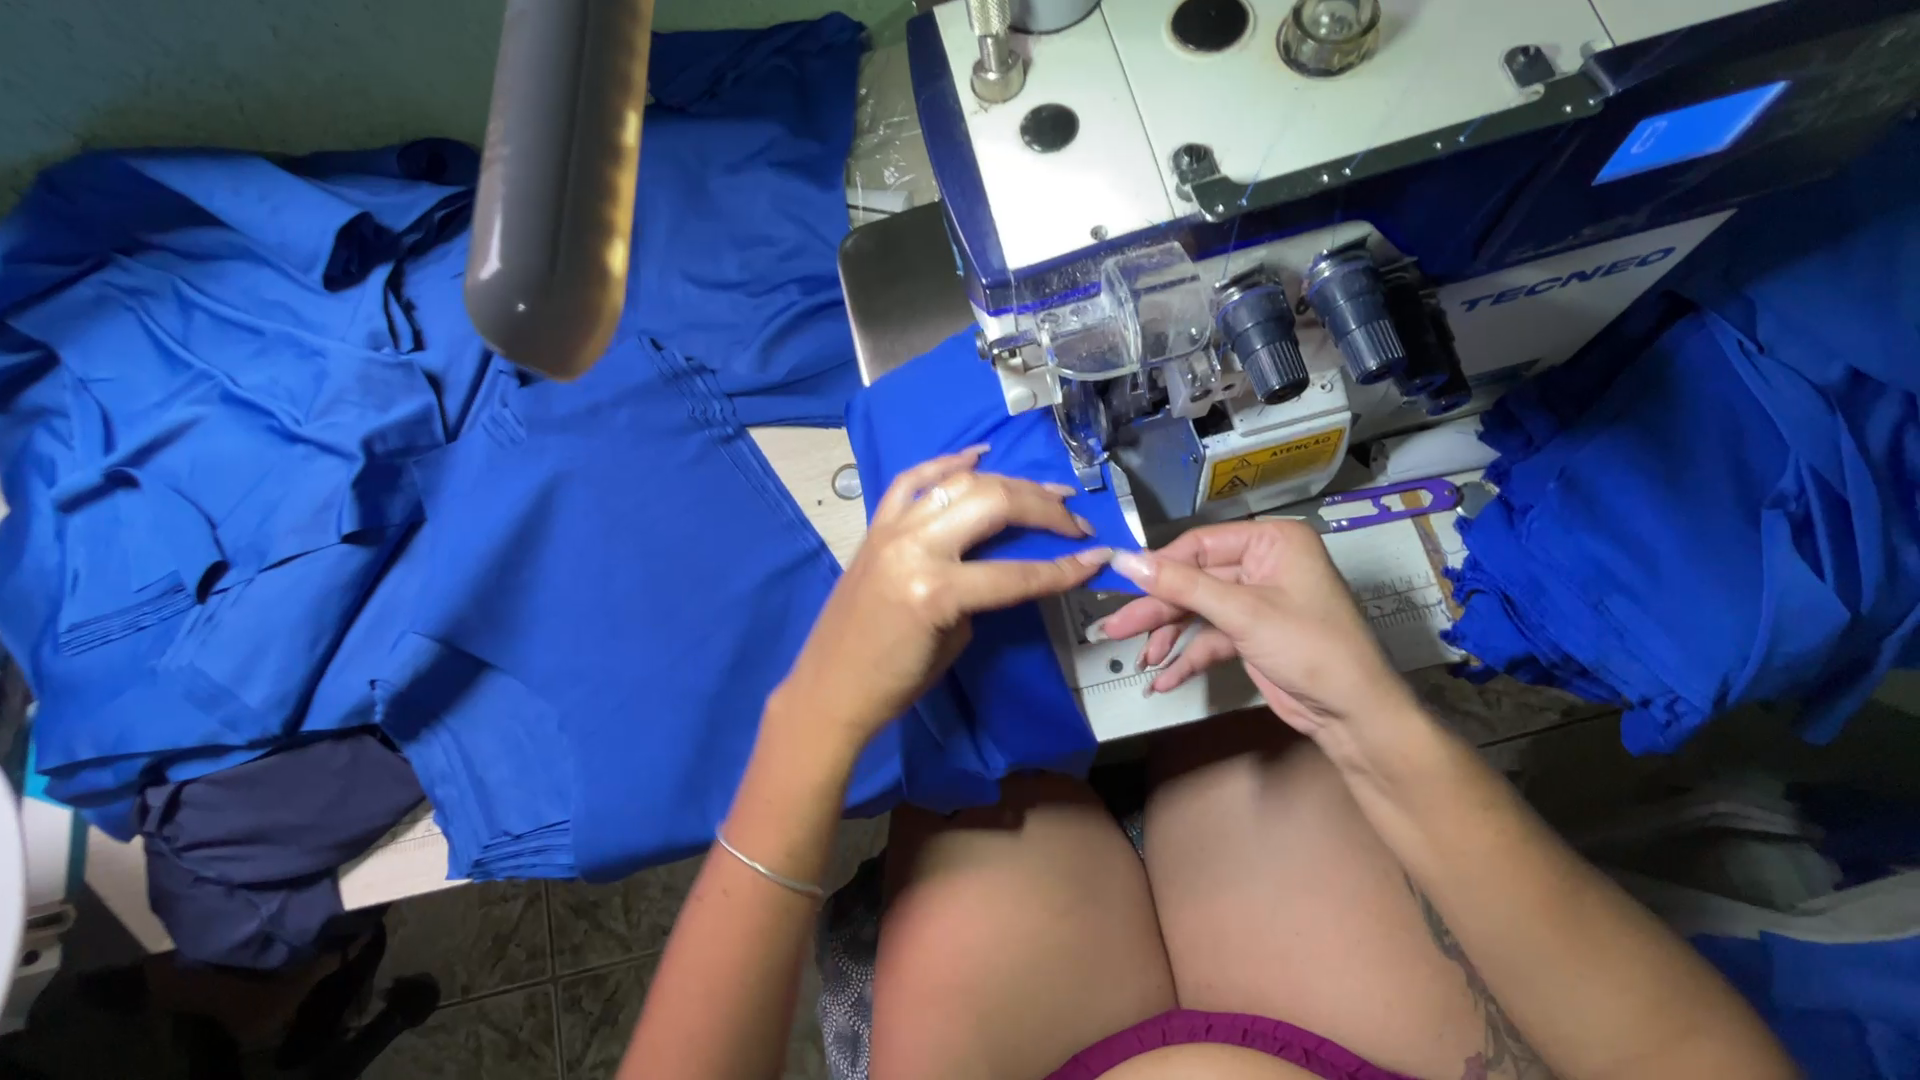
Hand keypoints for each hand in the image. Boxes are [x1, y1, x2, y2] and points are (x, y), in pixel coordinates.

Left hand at [774, 446, 1111, 752]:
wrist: (829, 688)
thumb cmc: (896, 682)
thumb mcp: (956, 641)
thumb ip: (986, 593)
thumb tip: (1015, 561)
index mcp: (936, 591)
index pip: (1017, 573)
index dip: (1065, 568)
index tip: (1099, 557)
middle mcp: (914, 548)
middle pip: (993, 505)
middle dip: (1044, 507)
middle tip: (1076, 520)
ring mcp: (891, 530)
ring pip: (960, 485)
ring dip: (1009, 482)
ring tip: (1047, 489)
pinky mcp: (875, 526)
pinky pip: (912, 481)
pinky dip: (946, 462)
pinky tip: (978, 455)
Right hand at [1098, 520, 1415, 738]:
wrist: (1354, 714)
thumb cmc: (1310, 648)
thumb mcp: (1241, 613)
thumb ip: (1180, 586)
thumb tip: (1124, 560)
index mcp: (1272, 542)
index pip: (1199, 544)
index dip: (1159, 566)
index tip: (1119, 584)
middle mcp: (1263, 564)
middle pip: (1194, 580)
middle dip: (1157, 609)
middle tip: (1115, 628)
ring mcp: (1256, 601)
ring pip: (1197, 611)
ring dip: (1168, 636)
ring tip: (1140, 659)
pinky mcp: (1251, 634)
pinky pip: (1210, 638)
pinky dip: (1188, 657)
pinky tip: (1164, 679)